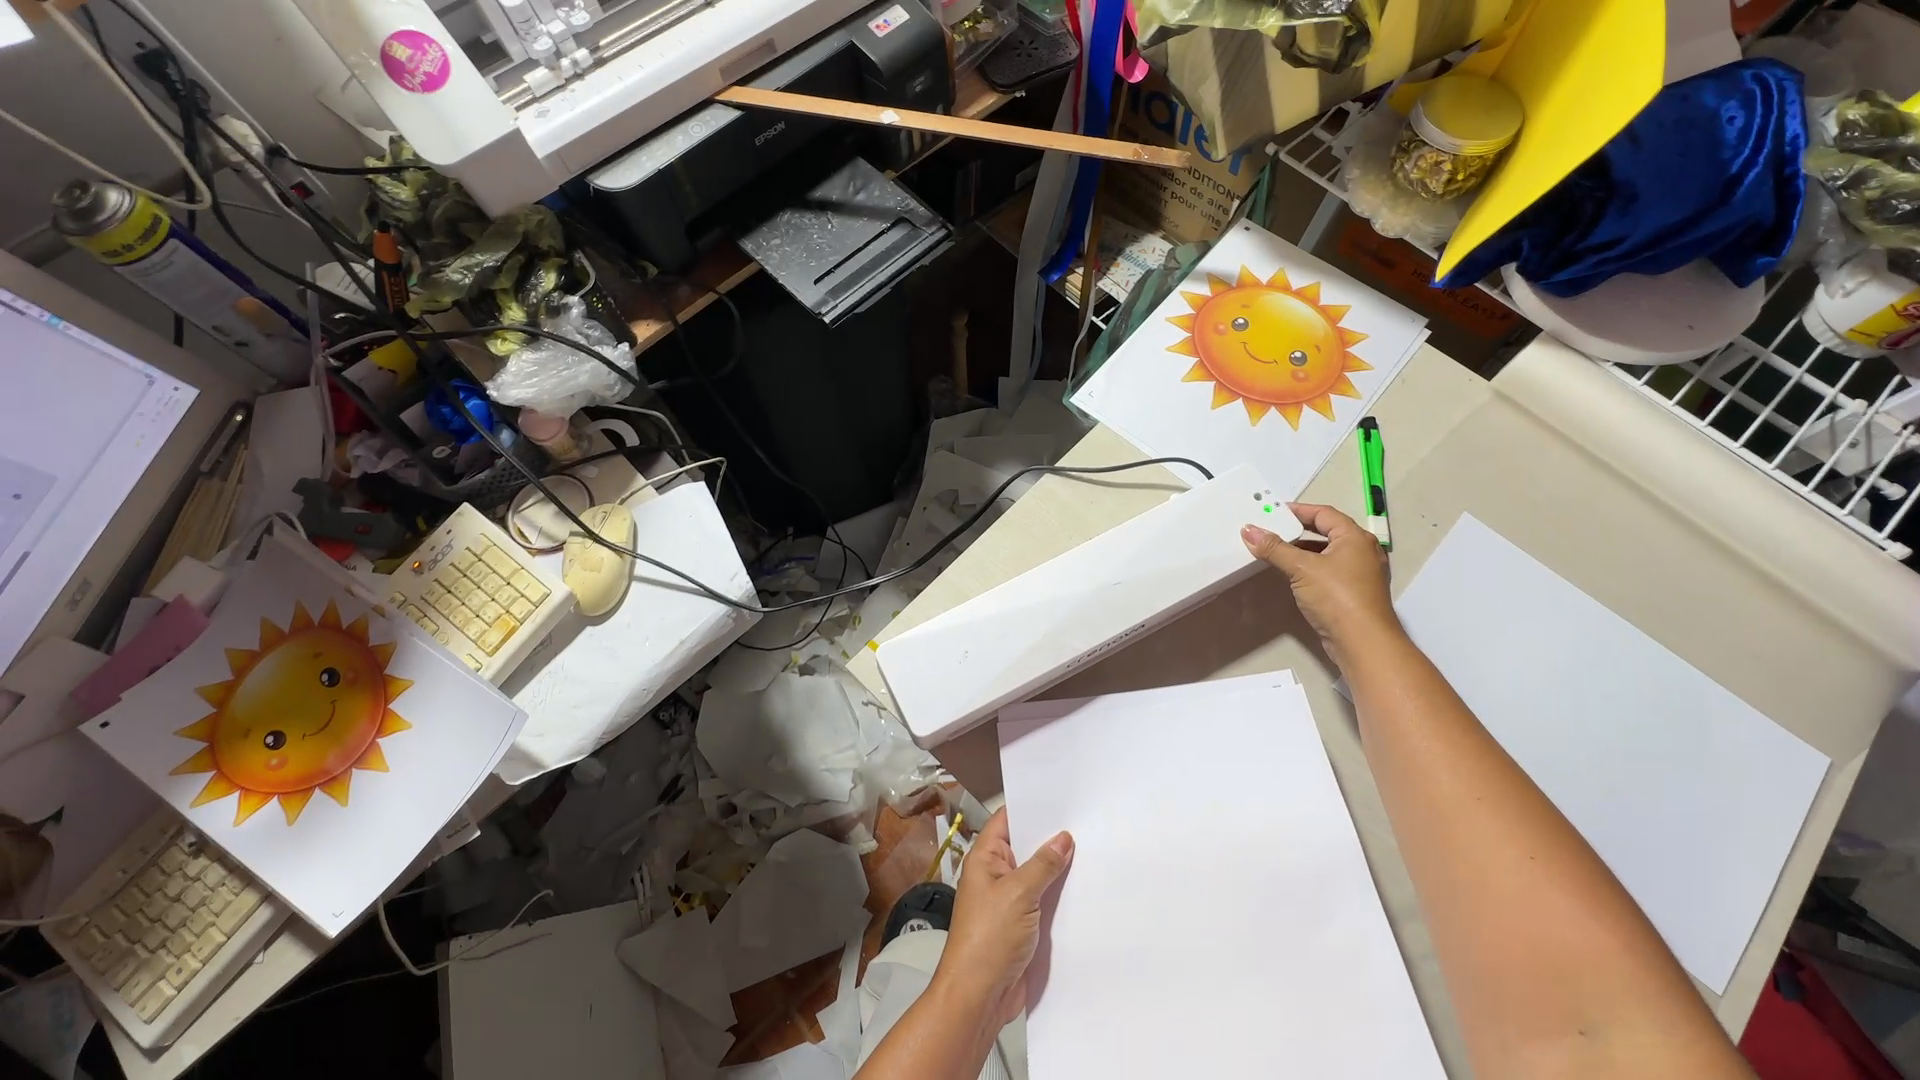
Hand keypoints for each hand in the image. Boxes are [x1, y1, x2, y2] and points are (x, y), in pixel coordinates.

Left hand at [933, 809, 1072, 1027]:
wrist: (979, 995)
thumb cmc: (989, 937)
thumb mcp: (1018, 893)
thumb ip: (1043, 865)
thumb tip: (1064, 837)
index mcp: (985, 859)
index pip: (1007, 821)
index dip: (1031, 807)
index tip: (1062, 795)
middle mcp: (997, 875)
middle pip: (1026, 847)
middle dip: (1053, 837)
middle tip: (1089, 820)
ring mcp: (1010, 900)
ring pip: (1039, 875)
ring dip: (1061, 868)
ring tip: (1097, 847)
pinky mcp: (1024, 924)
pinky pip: (1045, 901)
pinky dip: (1062, 894)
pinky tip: (1089, 886)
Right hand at [1241, 503, 1398, 664]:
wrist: (1362, 641)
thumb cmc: (1336, 596)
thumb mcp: (1301, 568)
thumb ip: (1274, 548)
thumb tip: (1249, 530)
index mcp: (1355, 538)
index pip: (1324, 514)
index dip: (1299, 510)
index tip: (1274, 512)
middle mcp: (1362, 551)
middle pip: (1327, 532)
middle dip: (1299, 530)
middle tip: (1273, 530)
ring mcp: (1361, 574)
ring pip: (1328, 553)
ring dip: (1304, 551)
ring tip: (1277, 552)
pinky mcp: (1354, 593)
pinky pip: (1330, 571)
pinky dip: (1311, 568)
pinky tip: (1293, 575)